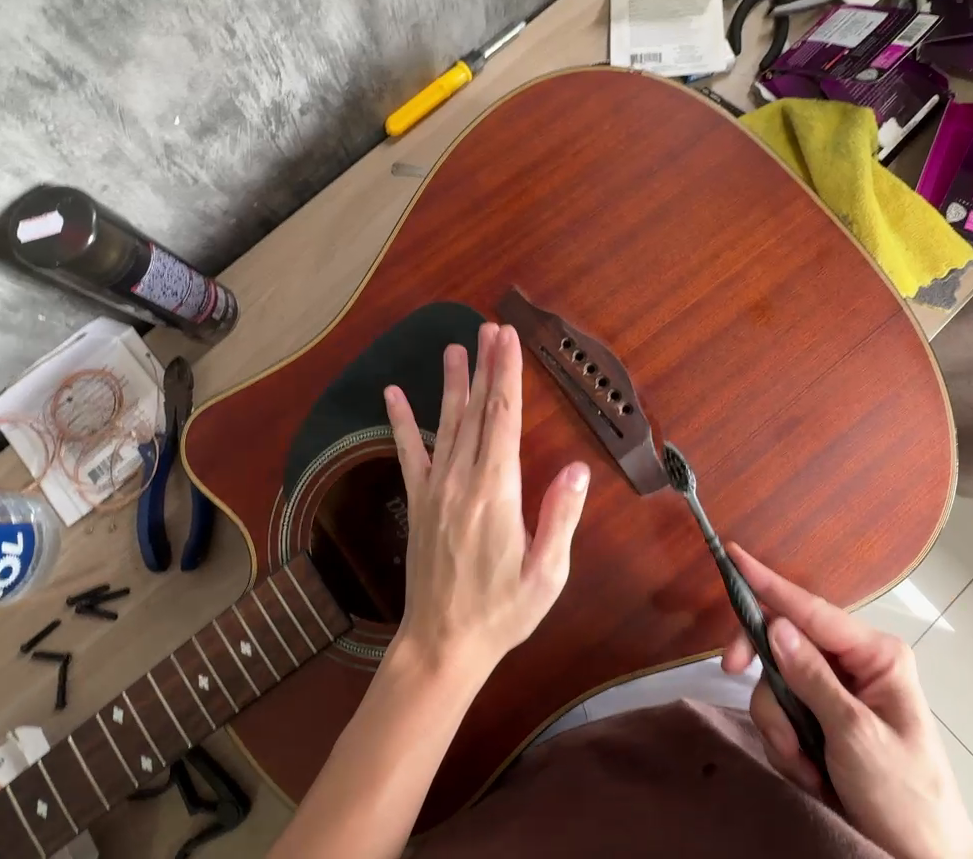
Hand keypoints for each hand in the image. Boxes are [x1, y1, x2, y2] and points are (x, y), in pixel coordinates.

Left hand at [384, 322, 590, 680]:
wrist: (442, 643)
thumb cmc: (502, 612)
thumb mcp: (547, 574)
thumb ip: (561, 517)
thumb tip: (579, 468)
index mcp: (497, 493)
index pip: (504, 420)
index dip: (507, 376)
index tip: (509, 340)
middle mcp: (462, 481)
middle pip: (476, 412)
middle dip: (485, 367)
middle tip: (490, 328)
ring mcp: (435, 490)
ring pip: (446, 425)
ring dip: (452, 384)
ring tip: (455, 347)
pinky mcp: (418, 503)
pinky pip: (409, 454)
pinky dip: (401, 422)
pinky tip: (393, 395)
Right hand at [721, 543, 972, 858]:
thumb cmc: (905, 796)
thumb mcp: (856, 736)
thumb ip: (812, 679)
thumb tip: (776, 626)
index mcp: (876, 656)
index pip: (812, 610)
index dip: (769, 584)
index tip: (733, 555)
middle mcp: (853, 665)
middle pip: (784, 646)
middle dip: (769, 682)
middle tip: (731, 673)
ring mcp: (835, 693)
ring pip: (776, 686)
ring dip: (781, 729)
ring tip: (809, 768)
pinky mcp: (820, 721)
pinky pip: (780, 715)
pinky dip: (785, 746)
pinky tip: (811, 774)